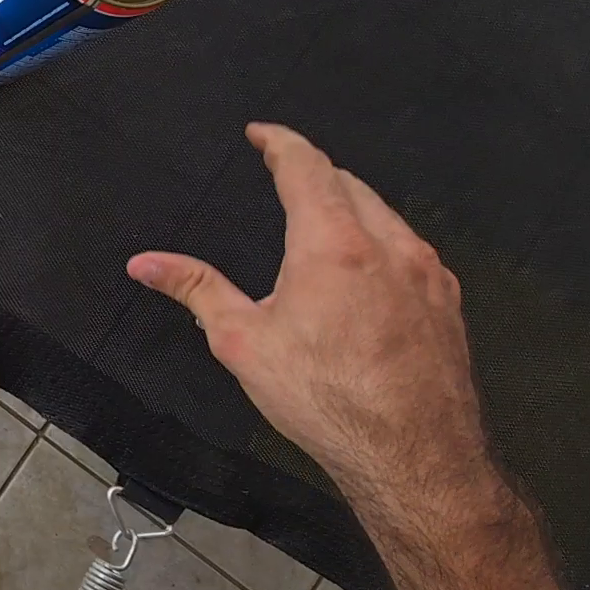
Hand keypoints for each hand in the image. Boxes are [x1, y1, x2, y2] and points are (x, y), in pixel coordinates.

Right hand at [126, 123, 492, 509]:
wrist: (414, 457)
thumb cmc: (320, 394)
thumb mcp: (239, 338)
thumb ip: (194, 287)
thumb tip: (142, 262)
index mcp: (333, 247)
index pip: (309, 170)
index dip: (281, 143)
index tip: (260, 132)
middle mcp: (389, 248)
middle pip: (351, 184)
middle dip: (313, 168)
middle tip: (280, 168)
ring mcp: (429, 275)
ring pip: (385, 213)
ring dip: (347, 199)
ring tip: (316, 209)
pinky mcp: (447, 304)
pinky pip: (408, 246)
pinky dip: (375, 232)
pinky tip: (359, 261)